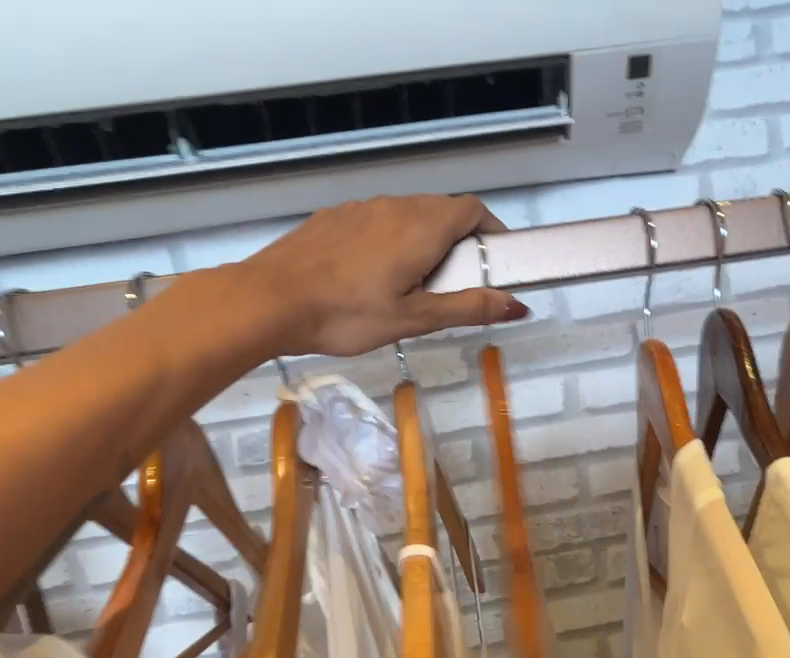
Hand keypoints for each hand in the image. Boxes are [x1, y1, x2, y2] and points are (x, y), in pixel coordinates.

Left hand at [220, 194, 529, 357]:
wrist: (270, 300)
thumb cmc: (348, 315)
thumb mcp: (414, 319)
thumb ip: (468, 308)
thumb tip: (519, 304)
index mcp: (422, 227)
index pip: (473, 210)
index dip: (492, 232)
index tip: (497, 263)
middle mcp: (395, 206)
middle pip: (443, 210)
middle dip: (461, 242)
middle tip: (458, 287)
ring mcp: (361, 208)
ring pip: (409, 215)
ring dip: (426, 242)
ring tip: (416, 287)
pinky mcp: (335, 217)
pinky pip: (378, 221)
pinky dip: (394, 241)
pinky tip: (375, 277)